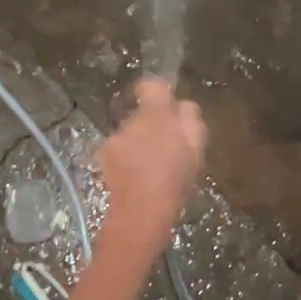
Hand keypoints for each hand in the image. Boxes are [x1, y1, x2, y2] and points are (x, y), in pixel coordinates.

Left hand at [98, 78, 206, 249]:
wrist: (141, 214)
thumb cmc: (175, 182)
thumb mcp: (196, 150)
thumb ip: (190, 120)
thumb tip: (182, 104)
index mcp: (157, 116)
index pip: (151, 85)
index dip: (158, 92)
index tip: (166, 106)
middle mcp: (132, 120)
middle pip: (141, 111)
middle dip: (151, 123)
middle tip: (164, 147)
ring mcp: (115, 137)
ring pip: (130, 131)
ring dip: (138, 141)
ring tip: (149, 166)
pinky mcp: (104, 153)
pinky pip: (118, 147)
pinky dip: (125, 156)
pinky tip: (134, 174)